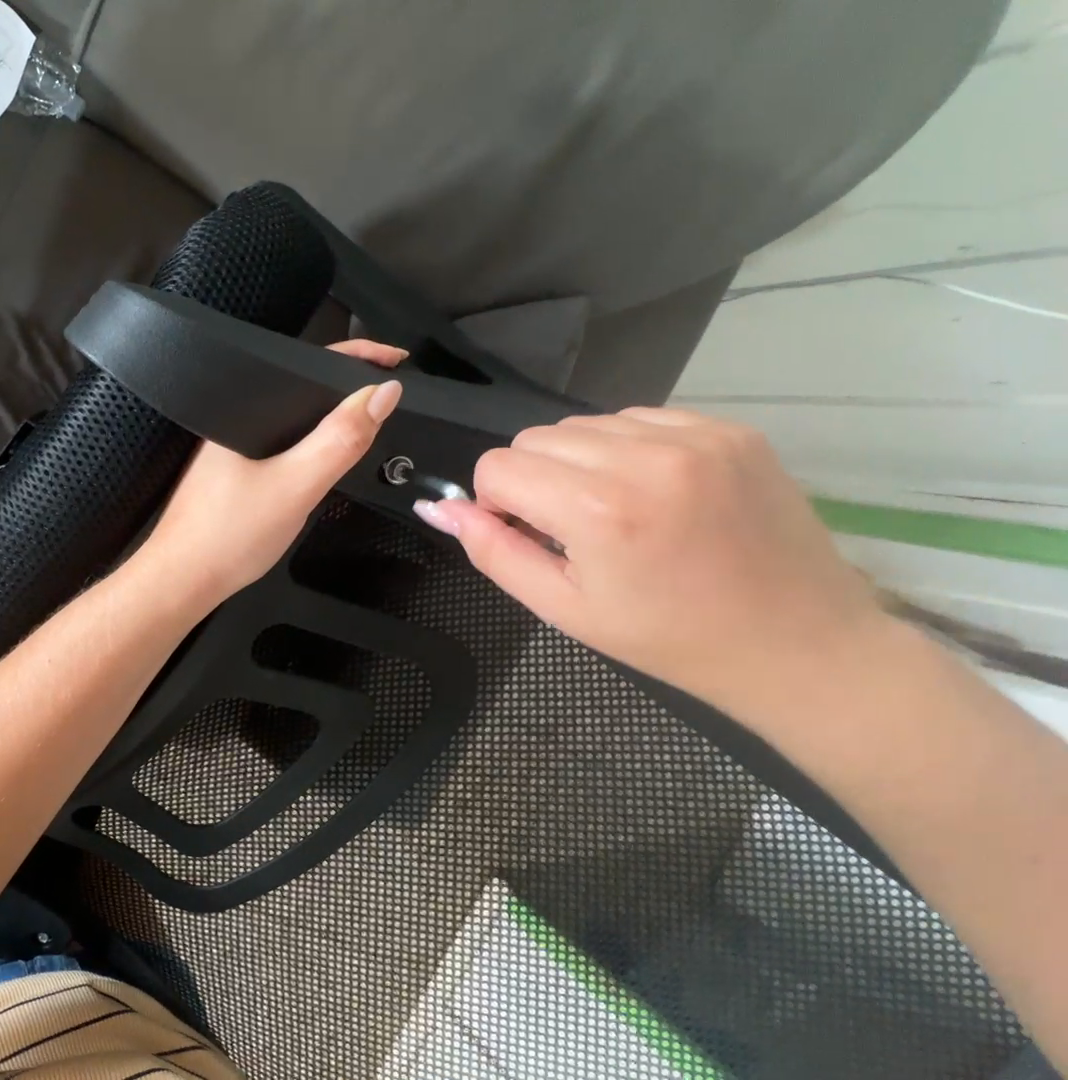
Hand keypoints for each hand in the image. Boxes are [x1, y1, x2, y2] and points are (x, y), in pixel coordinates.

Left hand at [136, 340, 405, 609]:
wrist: (181, 583)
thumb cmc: (225, 538)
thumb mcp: (296, 485)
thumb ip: (339, 440)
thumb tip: (381, 395)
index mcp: (241, 411)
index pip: (305, 363)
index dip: (356, 357)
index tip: (395, 359)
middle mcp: (232, 422)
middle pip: (300, 389)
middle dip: (346, 387)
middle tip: (389, 393)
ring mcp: (229, 448)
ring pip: (290, 421)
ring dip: (328, 419)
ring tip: (368, 421)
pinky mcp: (231, 472)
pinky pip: (279, 446)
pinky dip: (308, 446)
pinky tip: (323, 461)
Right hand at [417, 408, 890, 716]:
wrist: (799, 643)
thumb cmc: (668, 638)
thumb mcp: (564, 610)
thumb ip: (493, 551)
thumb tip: (441, 507)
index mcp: (599, 510)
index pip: (498, 466)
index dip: (497, 503)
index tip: (529, 535)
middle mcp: (645, 458)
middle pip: (535, 438)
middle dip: (533, 479)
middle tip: (569, 529)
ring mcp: (695, 437)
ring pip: (584, 424)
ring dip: (578, 461)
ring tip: (615, 511)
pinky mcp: (730, 430)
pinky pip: (639, 419)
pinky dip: (627, 450)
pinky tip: (653, 493)